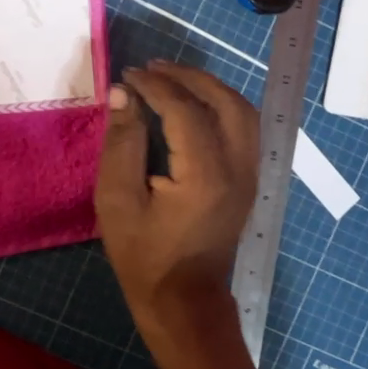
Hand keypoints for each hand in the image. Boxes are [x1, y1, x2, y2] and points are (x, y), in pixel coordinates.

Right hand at [95, 61, 260, 325]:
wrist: (183, 301)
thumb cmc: (143, 255)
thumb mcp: (117, 200)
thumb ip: (122, 143)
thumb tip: (125, 94)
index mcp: (205, 176)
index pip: (185, 110)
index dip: (156, 86)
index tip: (128, 75)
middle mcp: (238, 169)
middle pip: (226, 102)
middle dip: (189, 77)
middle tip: (152, 68)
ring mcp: (249, 176)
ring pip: (242, 112)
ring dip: (209, 88)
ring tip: (171, 79)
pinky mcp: (248, 181)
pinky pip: (244, 128)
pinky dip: (220, 105)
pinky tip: (191, 104)